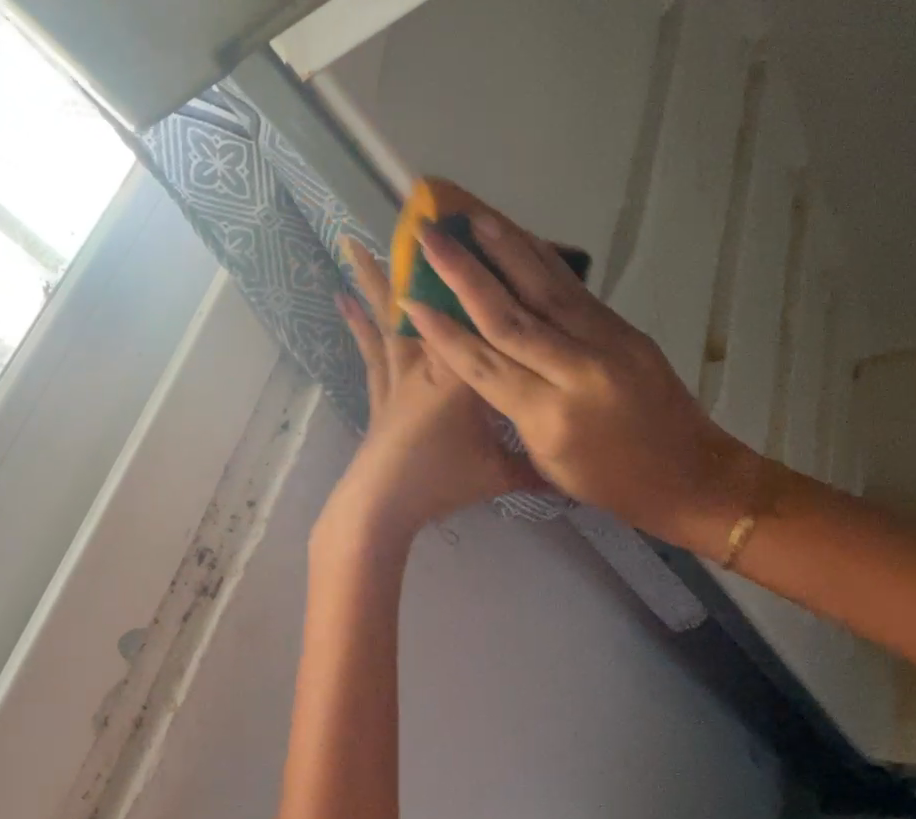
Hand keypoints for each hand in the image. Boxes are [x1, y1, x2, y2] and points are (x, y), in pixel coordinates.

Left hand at [317, 237, 540, 546]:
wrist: (381, 506)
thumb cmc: (441, 484)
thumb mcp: (499, 476)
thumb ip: (537, 465)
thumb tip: (574, 462)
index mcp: (464, 376)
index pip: (482, 316)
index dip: (488, 277)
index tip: (490, 237)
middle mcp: (429, 363)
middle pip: (429, 299)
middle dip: (427, 259)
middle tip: (420, 215)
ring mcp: (398, 375)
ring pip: (388, 316)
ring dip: (374, 278)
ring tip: (354, 238)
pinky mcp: (379, 391)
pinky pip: (369, 346)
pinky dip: (358, 322)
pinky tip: (342, 296)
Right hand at [396, 188, 768, 559]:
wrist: (689, 473)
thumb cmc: (610, 484)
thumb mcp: (548, 459)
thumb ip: (517, 407)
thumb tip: (490, 362)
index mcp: (550, 416)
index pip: (485, 364)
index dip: (445, 331)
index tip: (411, 297)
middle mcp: (575, 373)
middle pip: (510, 315)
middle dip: (465, 274)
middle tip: (432, 237)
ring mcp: (606, 345)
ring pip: (545, 290)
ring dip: (506, 250)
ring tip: (473, 217)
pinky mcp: (626, 330)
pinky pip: (575, 292)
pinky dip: (544, 263)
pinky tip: (522, 240)